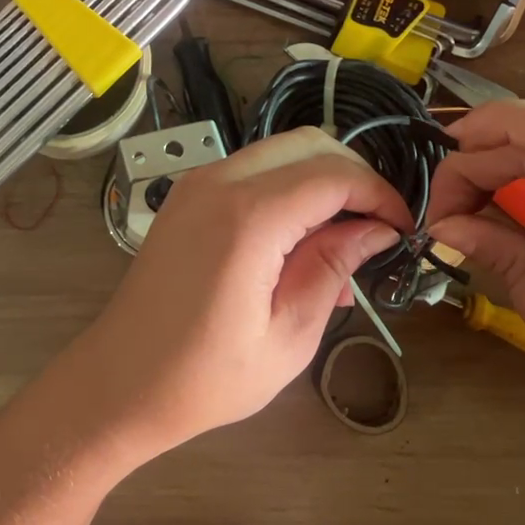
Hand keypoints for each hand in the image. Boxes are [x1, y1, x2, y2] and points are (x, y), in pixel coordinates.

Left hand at [69, 128, 412, 456]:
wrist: (121, 379)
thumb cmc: (204, 376)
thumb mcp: (287, 336)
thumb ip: (331, 269)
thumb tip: (375, 230)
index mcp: (247, 217)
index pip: (333, 175)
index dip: (378, 194)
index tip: (404, 229)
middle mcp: (218, 181)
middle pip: (307, 144)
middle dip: (353, 176)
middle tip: (377, 228)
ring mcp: (196, 182)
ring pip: (279, 150)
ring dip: (320, 180)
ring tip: (342, 242)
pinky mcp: (187, 194)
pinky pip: (251, 170)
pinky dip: (287, 188)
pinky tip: (300, 242)